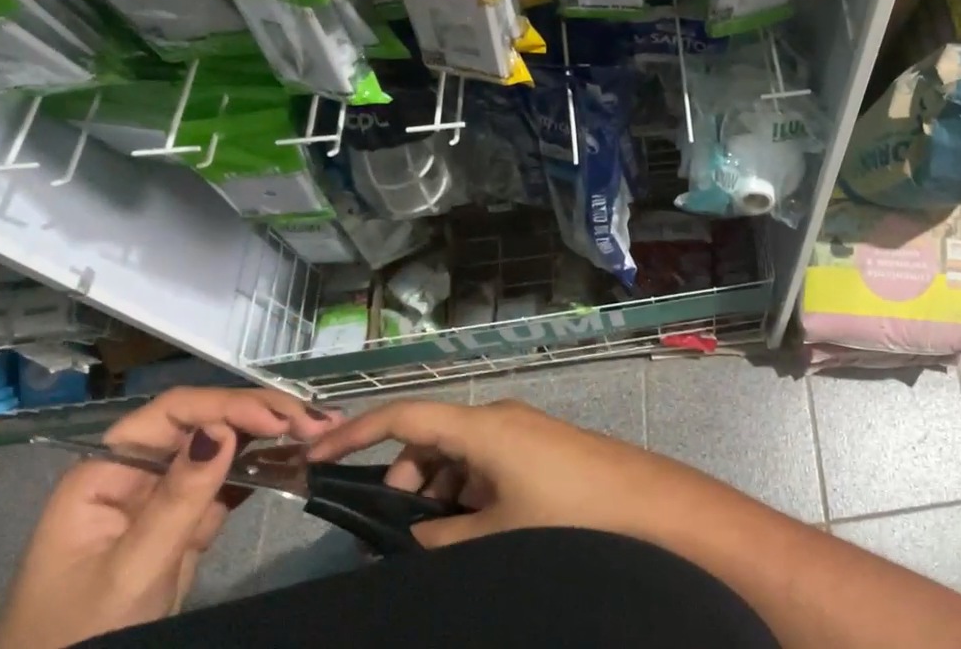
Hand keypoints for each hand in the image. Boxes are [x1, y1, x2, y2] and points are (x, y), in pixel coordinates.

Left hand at [0, 388, 339, 648]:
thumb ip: (178, 499)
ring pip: (226, 445)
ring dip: (274, 433)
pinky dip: (269, 465)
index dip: (228, 406)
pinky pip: (233, 479)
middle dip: (263, 413)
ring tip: (323, 429)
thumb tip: (222, 429)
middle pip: (205, 422)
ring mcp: (165, 496)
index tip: (280, 419)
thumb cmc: (80, 631)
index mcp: (106, 473)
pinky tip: (302, 457)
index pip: (172, 414)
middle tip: (320, 420)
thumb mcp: (132, 568)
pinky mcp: (189, 520)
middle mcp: (138, 472)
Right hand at [307, 399, 691, 548]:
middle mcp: (499, 418)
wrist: (647, 505)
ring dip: (438, 495)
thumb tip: (408, 535)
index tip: (313, 458)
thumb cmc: (568, 513)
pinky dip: (468, 494)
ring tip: (444, 543)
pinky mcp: (540, 448)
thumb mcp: (494, 535)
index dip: (354, 432)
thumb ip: (438, 538)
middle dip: (404, 483)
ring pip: (457, 458)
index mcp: (482, 427)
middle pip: (429, 441)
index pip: (404, 416)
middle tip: (399, 536)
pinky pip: (486, 465)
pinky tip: (476, 533)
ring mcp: (523, 431)